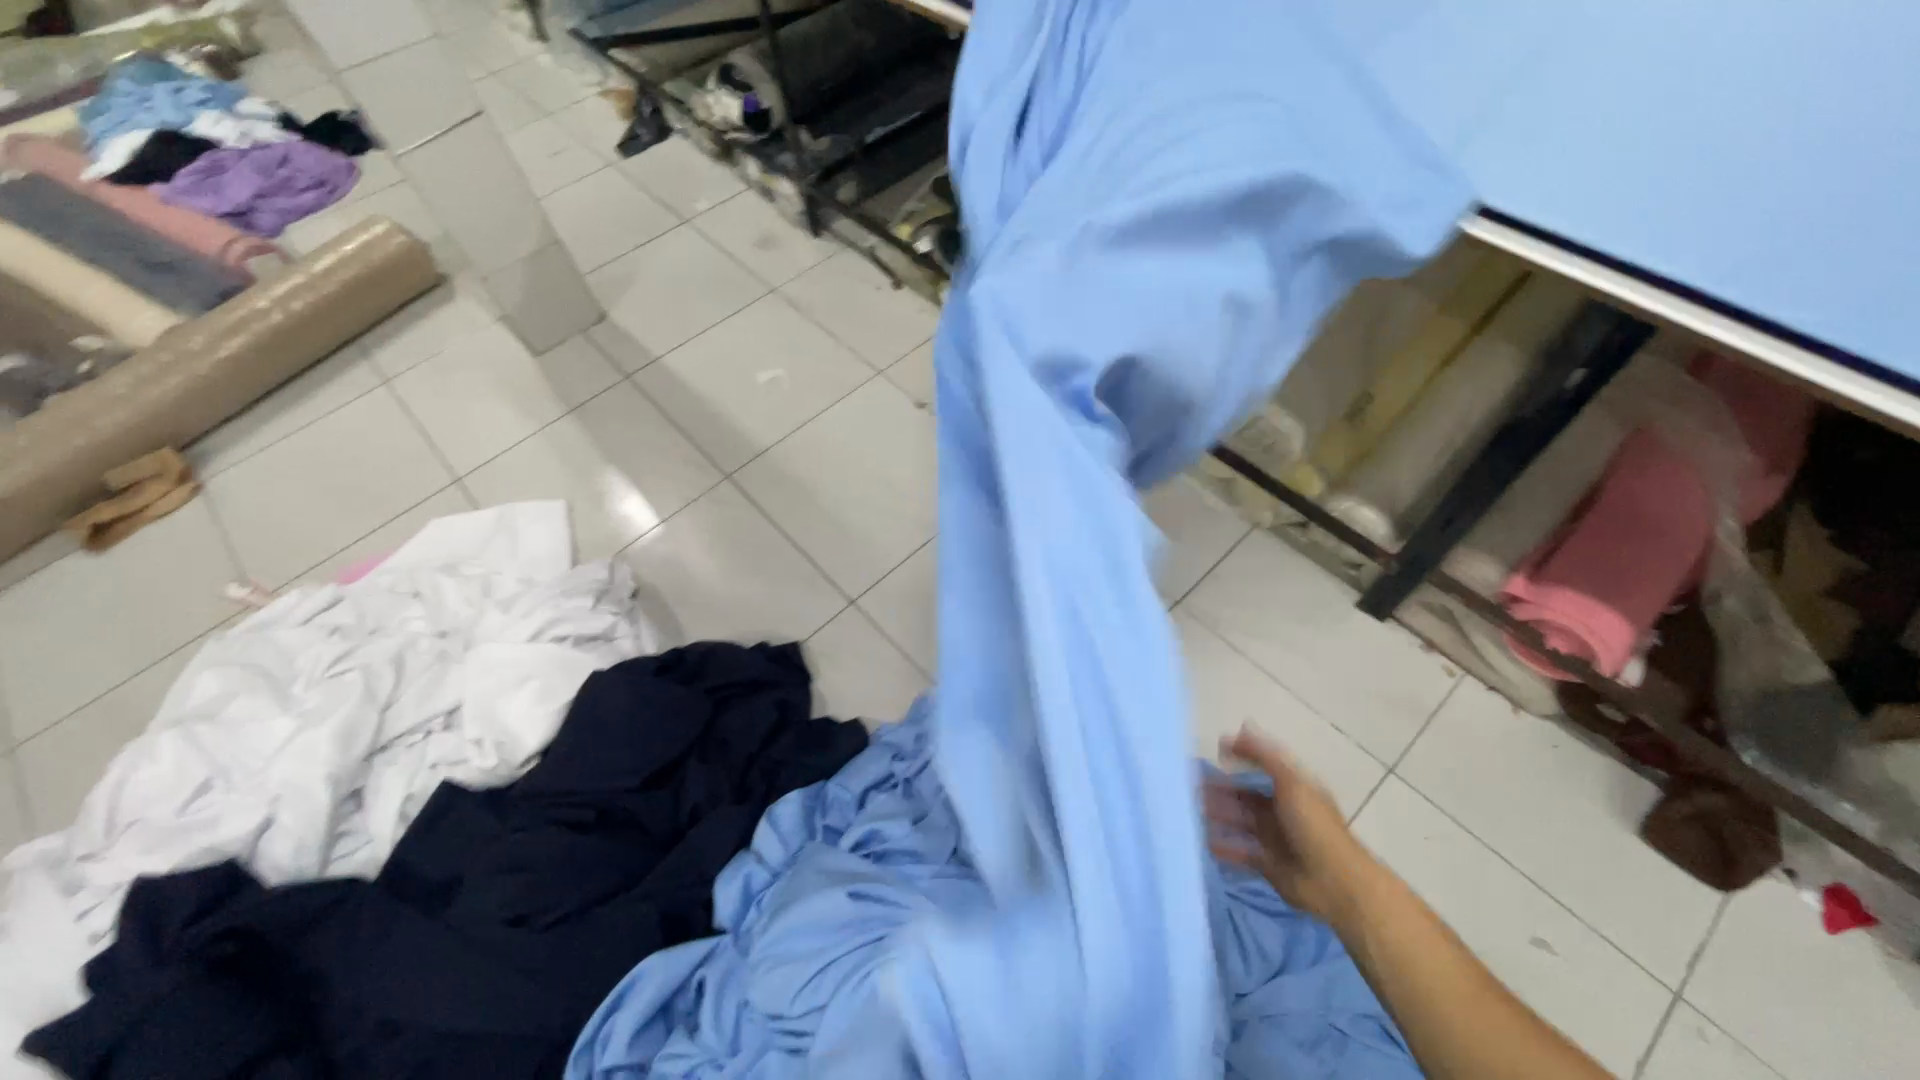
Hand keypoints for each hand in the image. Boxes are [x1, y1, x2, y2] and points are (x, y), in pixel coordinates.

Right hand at [1203, 726, 1377, 925]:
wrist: (1335, 883)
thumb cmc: (1314, 826)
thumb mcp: (1291, 783)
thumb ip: (1264, 756)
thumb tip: (1241, 726)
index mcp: (1293, 789)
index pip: (1264, 766)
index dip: (1242, 757)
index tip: (1216, 750)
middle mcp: (1283, 811)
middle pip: (1247, 796)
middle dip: (1222, 789)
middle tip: (1192, 785)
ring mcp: (1275, 838)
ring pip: (1240, 822)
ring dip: (1218, 815)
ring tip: (1192, 810)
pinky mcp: (1268, 864)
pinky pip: (1240, 852)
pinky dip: (1224, 847)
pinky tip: (1205, 842)